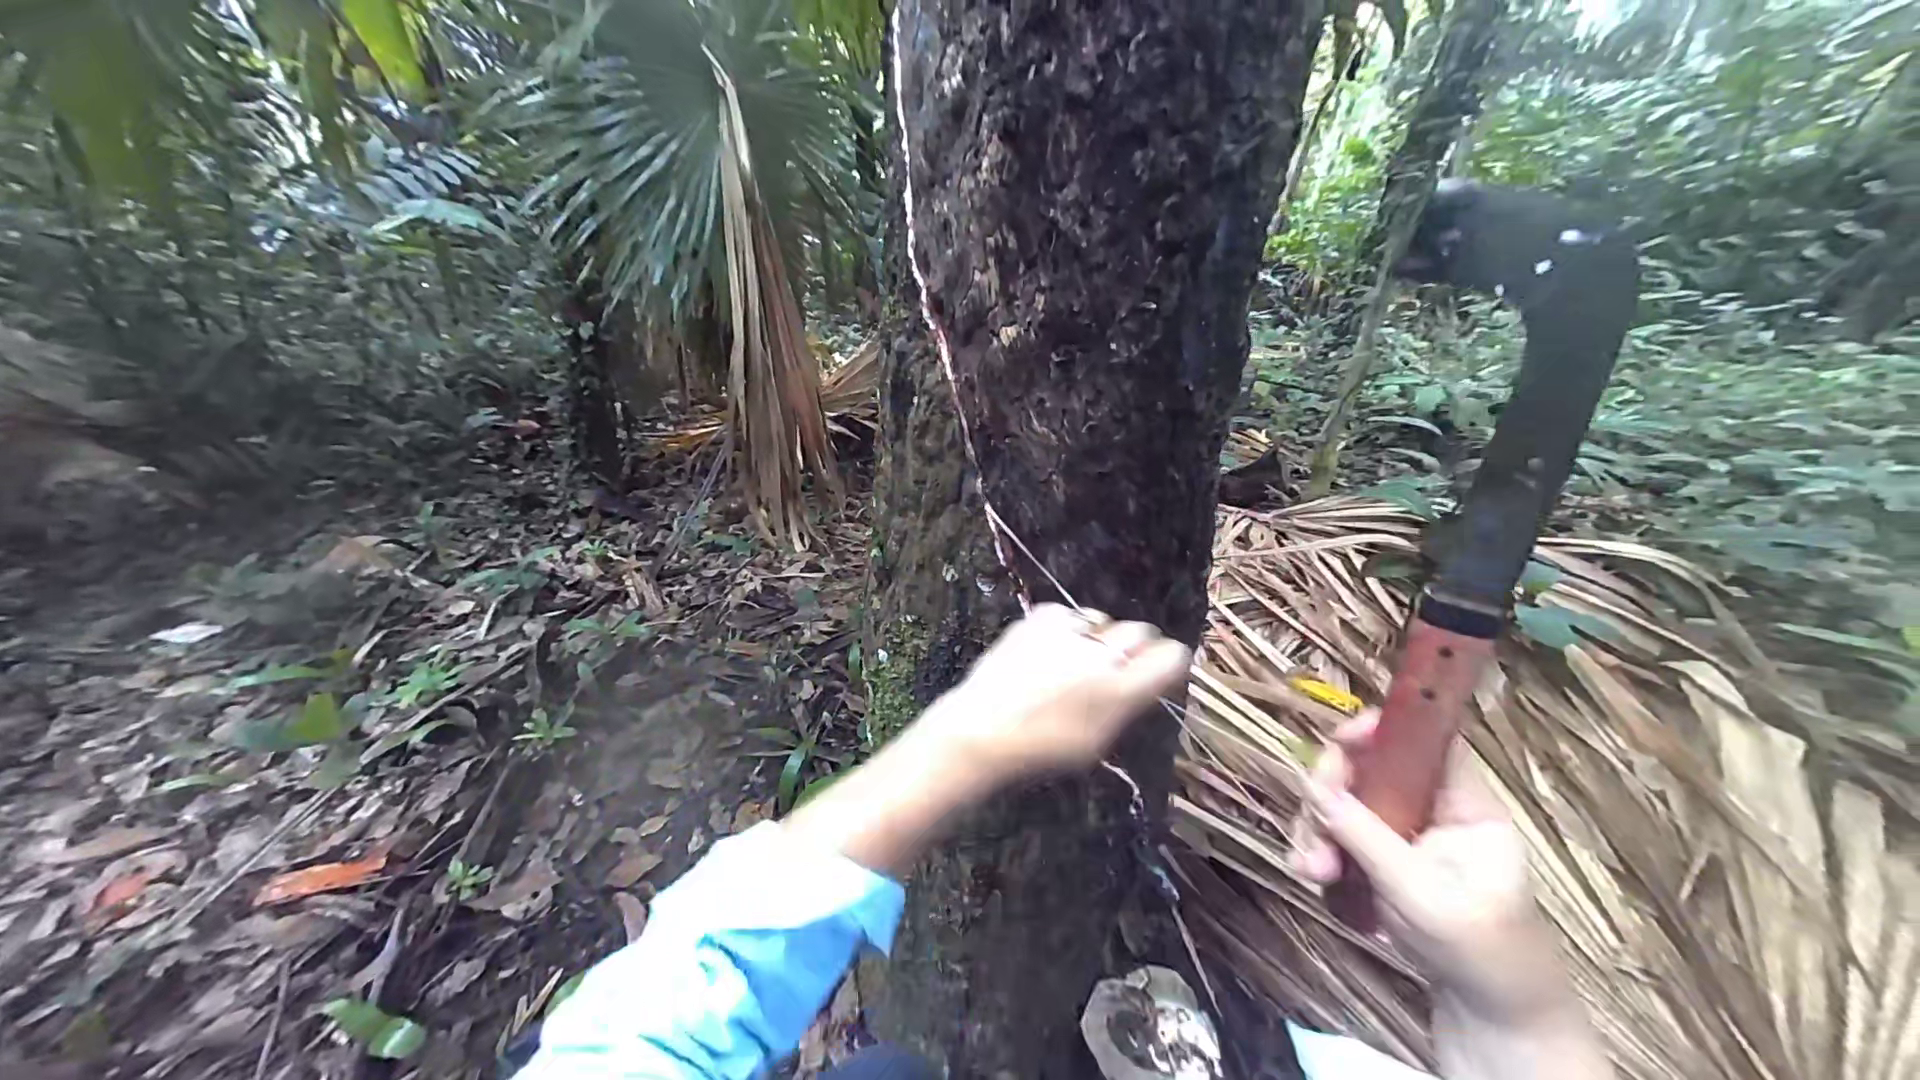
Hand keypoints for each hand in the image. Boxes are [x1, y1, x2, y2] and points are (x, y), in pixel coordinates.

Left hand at [783, 605, 1188, 876]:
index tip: (1162, 666)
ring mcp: (1067, 633)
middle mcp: (1099, 656)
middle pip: (1140, 631)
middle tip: (1116, 665)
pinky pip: (1067, 614)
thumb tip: (1141, 681)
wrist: (981, 730)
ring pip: (1100, 619)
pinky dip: (1065, 628)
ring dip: (1096, 636)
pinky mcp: (1039, 619)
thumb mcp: (1096, 742)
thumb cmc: (1041, 748)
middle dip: (1135, 646)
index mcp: (1119, 691)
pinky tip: (1049, 648)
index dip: (1169, 660)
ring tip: (1073, 659)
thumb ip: (1125, 705)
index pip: (1171, 656)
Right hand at [1292, 711, 1568, 1025]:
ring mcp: (1397, 829)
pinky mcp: (1373, 852)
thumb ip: (1367, 837)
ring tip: (1311, 869)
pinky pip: (1332, 831)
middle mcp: (1426, 807)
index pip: (1424, 744)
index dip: (1384, 729)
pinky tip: (1310, 874)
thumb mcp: (1423, 893)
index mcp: (1463, 806)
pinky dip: (1315, 847)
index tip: (1342, 738)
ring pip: (1339, 799)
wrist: (1490, 1012)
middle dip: (1329, 793)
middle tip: (1313, 823)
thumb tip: (1314, 787)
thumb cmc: (1481, 950)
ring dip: (1315, 828)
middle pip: (1366, 767)